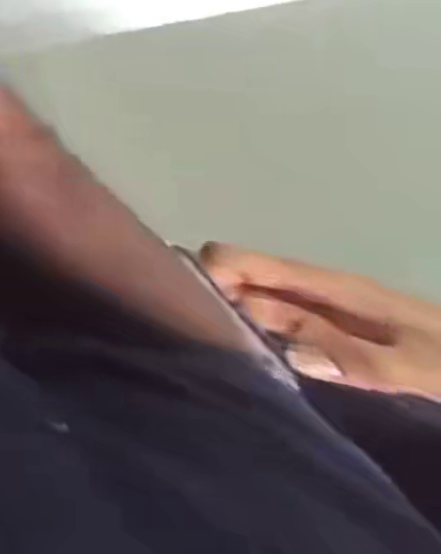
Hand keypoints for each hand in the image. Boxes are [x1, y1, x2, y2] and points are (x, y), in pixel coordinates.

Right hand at [200, 243, 440, 398]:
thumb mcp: (427, 365)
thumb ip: (364, 360)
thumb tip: (291, 356)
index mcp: (323, 285)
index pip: (233, 258)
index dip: (207, 275)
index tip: (206, 312)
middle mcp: (308, 292)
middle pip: (235, 283)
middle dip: (214, 304)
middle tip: (214, 342)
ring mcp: (316, 314)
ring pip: (251, 306)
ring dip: (233, 324)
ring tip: (226, 354)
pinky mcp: (323, 336)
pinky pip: (273, 329)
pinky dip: (255, 339)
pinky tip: (256, 362)